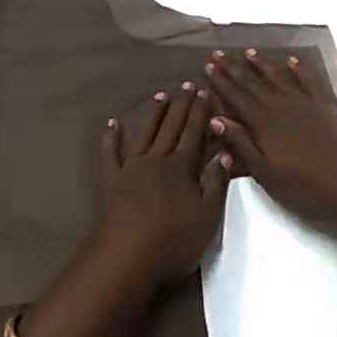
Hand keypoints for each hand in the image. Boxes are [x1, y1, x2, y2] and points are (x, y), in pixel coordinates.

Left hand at [97, 83, 232, 281]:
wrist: (130, 253)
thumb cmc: (174, 238)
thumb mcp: (207, 217)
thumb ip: (216, 183)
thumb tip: (224, 152)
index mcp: (181, 167)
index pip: (193, 133)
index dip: (199, 112)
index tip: (204, 90)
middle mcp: (157, 159)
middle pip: (171, 127)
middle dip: (181, 105)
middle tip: (186, 83)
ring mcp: (133, 166)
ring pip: (146, 133)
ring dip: (154, 114)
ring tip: (161, 94)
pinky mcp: (113, 178)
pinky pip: (112, 153)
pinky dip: (112, 137)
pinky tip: (112, 122)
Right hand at [206, 49, 336, 233]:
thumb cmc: (306, 187)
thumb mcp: (266, 174)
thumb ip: (241, 144)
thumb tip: (215, 118)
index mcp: (263, 123)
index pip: (236, 97)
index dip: (221, 81)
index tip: (208, 66)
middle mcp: (281, 106)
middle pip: (252, 83)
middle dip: (233, 68)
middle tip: (219, 53)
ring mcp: (305, 103)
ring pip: (278, 77)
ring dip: (262, 64)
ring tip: (248, 52)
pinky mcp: (326, 106)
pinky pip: (309, 81)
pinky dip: (300, 70)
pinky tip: (293, 61)